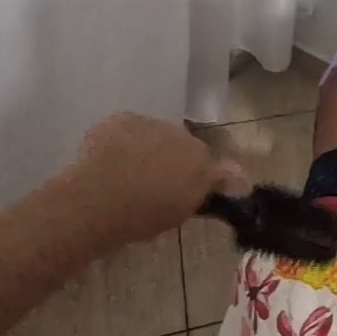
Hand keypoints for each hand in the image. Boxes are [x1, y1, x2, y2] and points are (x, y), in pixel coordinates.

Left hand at [60, 112, 241, 244]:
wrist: (97, 202)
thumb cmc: (142, 217)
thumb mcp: (181, 212)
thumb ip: (208, 188)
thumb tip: (238, 175)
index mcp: (201, 159)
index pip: (211, 163)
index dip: (199, 175)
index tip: (186, 189)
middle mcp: (183, 135)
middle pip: (183, 144)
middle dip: (173, 158)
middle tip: (154, 183)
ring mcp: (152, 124)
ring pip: (156, 134)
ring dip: (149, 146)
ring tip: (127, 170)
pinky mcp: (124, 119)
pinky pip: (128, 128)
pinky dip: (122, 139)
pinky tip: (108, 159)